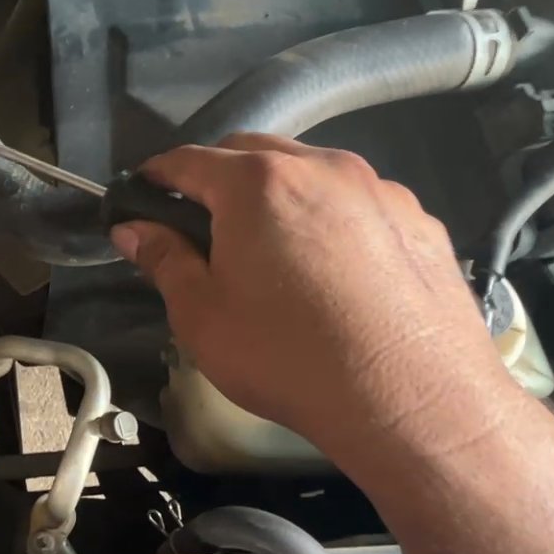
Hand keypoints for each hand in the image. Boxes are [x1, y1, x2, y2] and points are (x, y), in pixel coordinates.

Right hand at [110, 135, 528, 462]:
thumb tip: (133, 229)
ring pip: (308, 169)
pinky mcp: (420, 220)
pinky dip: (328, 214)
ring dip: (275, 190)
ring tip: (270, 244)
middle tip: (200, 223)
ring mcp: (379, 190)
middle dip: (215, 175)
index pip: (188, 159)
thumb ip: (163, 258)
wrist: (413, 403)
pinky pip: (357, 200)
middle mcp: (320, 168)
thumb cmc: (286, 355)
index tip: (141, 197)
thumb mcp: (201, 314)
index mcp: (257, 183)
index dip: (156, 176)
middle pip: (250, 150)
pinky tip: (330, 266)